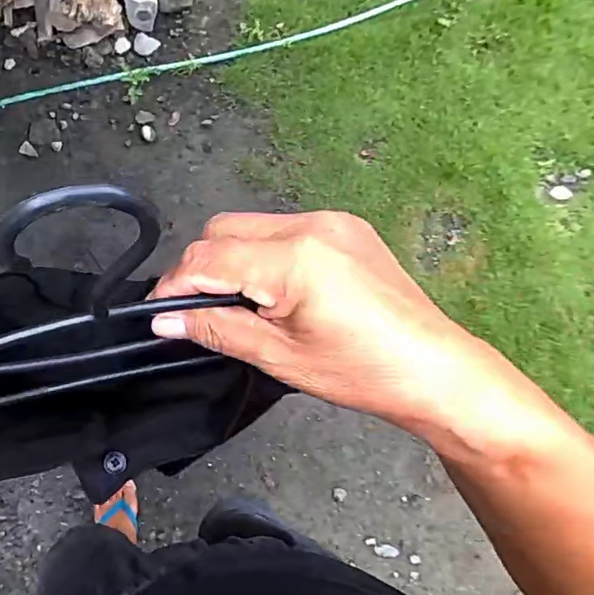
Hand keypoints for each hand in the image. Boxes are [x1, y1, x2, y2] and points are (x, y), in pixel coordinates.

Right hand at [148, 212, 534, 440]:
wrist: (432, 368)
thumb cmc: (368, 370)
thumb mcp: (281, 357)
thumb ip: (218, 329)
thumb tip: (169, 320)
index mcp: (296, 258)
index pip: (208, 257)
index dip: (175, 285)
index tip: (161, 311)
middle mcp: (314, 226)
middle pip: (224, 231)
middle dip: (202, 269)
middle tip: (202, 314)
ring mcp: (333, 223)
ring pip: (253, 228)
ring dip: (234, 261)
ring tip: (247, 309)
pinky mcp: (346, 229)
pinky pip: (285, 231)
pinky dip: (266, 256)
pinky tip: (277, 293)